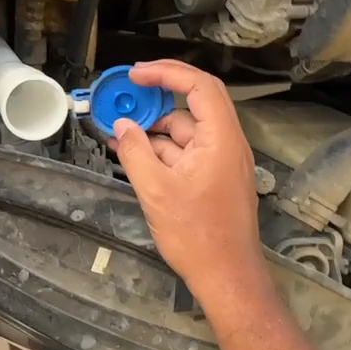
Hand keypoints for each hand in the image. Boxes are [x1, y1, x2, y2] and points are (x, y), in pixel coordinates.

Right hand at [109, 59, 264, 292]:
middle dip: (160, 94)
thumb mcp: (155, 190)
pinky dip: (162, 148)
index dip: (167, 73)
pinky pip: (187, 151)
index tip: (136, 75)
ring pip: (188, 129)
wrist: (226, 276)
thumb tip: (122, 126)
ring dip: (156, 127)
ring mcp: (223, 162)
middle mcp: (227, 144)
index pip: (199, 86)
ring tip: (122, 132)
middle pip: (197, 102)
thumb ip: (135, 151)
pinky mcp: (215, 178)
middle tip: (128, 93)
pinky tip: (136, 154)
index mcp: (221, 139)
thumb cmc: (195, 234)